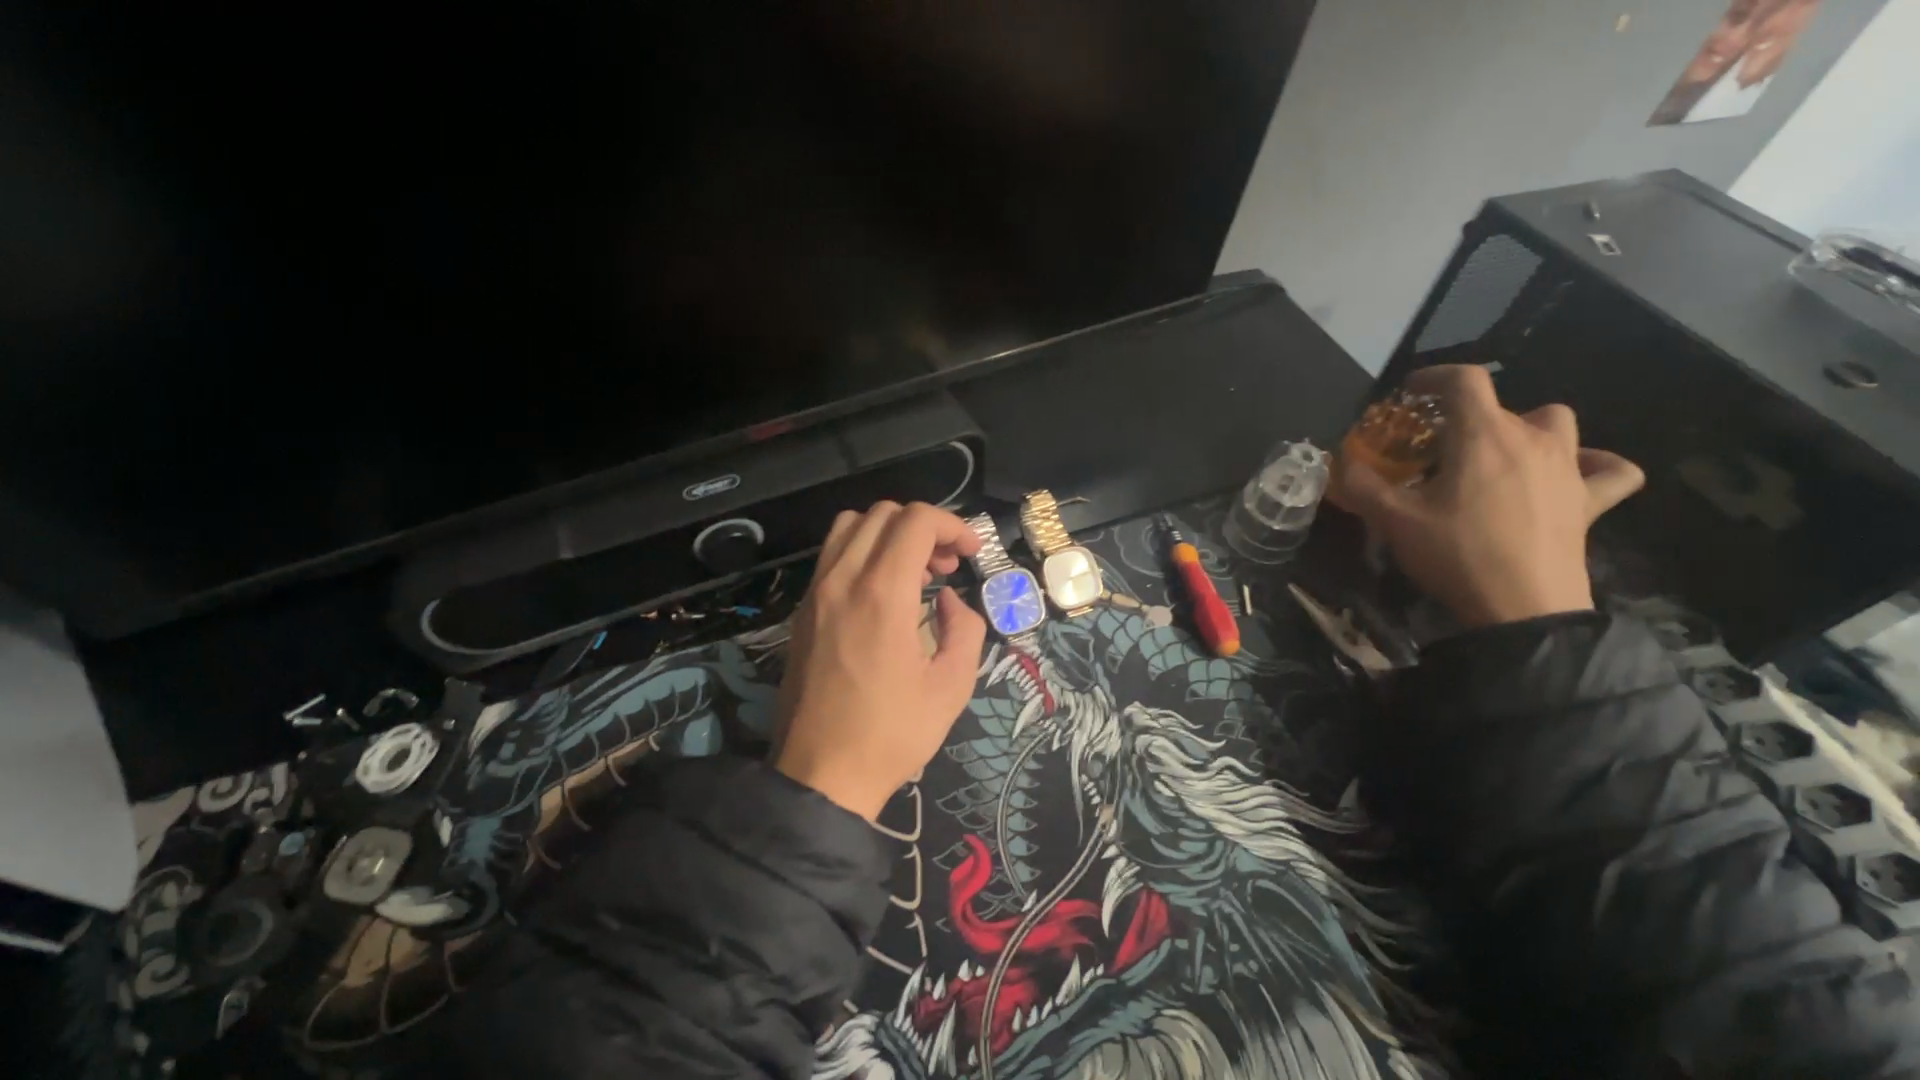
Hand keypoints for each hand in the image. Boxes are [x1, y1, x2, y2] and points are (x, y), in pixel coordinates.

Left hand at [773, 501, 987, 819]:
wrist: (821, 774)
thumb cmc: (893, 734)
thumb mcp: (951, 687)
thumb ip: (965, 629)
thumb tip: (949, 601)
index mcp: (883, 595)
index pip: (916, 521)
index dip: (953, 525)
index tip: (971, 553)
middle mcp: (843, 580)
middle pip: (883, 513)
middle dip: (924, 527)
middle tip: (946, 566)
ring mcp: (816, 593)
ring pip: (850, 526)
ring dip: (889, 534)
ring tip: (913, 572)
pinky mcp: (802, 611)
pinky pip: (831, 555)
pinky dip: (862, 552)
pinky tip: (882, 591)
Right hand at [1329, 365, 1644, 628]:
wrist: (1523, 610)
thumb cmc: (1456, 555)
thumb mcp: (1393, 521)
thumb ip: (1362, 484)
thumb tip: (1342, 460)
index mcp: (1484, 434)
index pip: (1464, 380)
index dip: (1434, 377)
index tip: (1412, 393)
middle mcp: (1533, 438)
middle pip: (1503, 405)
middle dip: (1469, 418)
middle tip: (1443, 448)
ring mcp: (1569, 467)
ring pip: (1557, 424)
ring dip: (1530, 430)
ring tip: (1503, 457)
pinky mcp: (1592, 500)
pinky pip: (1610, 469)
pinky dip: (1594, 465)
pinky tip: (1573, 475)